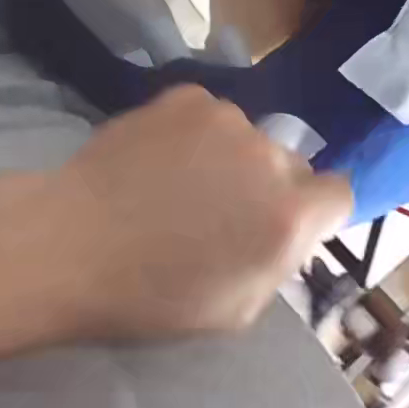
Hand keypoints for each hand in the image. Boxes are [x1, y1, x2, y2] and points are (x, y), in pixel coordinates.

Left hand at [29, 86, 352, 340]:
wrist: (68, 242)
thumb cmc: (150, 294)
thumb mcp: (237, 311)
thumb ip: (280, 264)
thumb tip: (291, 232)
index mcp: (288, 215)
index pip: (339, 193)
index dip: (316, 211)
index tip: (284, 223)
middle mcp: (268, 156)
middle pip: (292, 163)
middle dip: (271, 185)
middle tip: (222, 208)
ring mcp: (226, 118)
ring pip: (248, 137)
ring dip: (231, 156)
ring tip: (180, 182)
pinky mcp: (187, 96)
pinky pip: (210, 115)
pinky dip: (196, 134)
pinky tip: (159, 158)